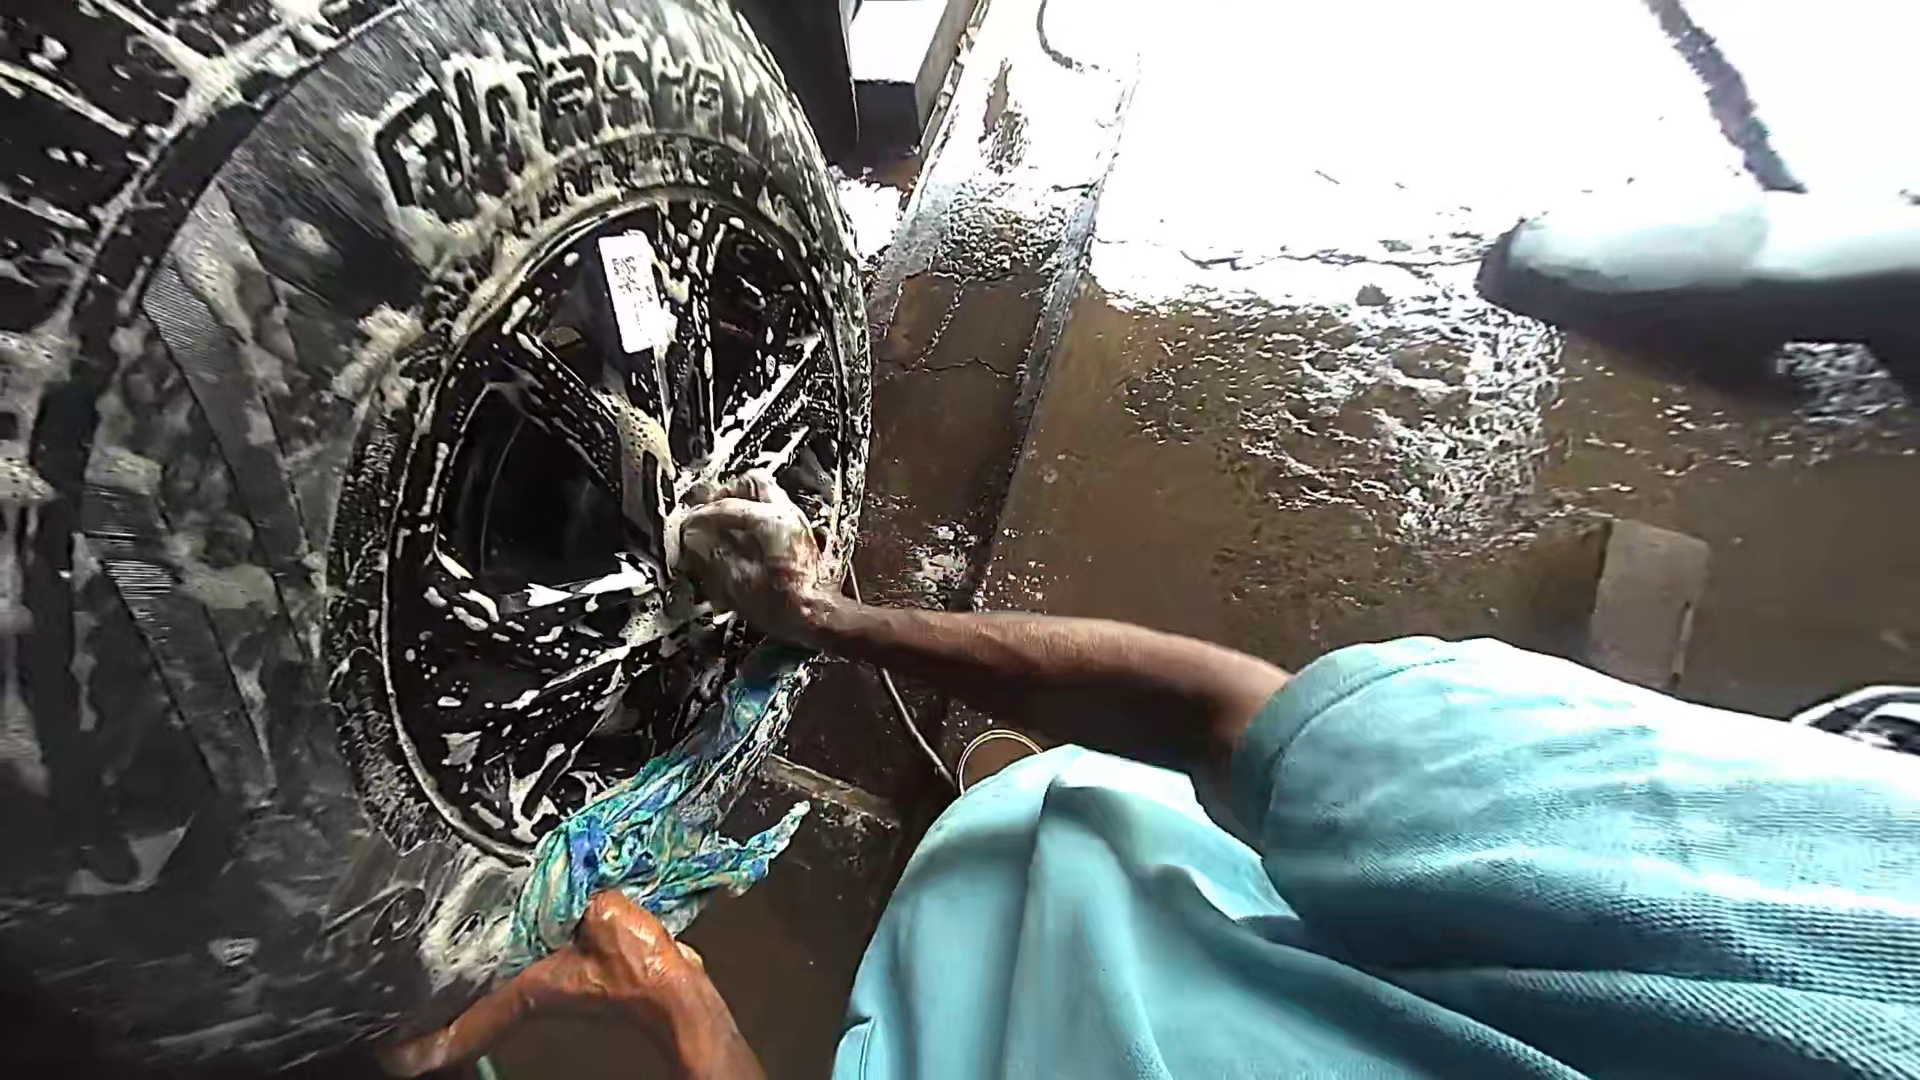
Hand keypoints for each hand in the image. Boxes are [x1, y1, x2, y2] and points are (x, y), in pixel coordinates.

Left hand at [380, 892, 761, 1079]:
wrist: (672, 989)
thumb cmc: (634, 967)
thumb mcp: (604, 916)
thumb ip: (583, 892)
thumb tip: (574, 873)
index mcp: (527, 989)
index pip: (454, 1031)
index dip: (412, 1045)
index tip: (383, 1045)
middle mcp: (535, 993)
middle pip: (477, 998)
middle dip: (452, 984)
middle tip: (429, 959)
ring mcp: (561, 984)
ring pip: (511, 973)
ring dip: (496, 956)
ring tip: (485, 924)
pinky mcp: (588, 969)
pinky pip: (548, 952)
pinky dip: (539, 938)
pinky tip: (551, 913)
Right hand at [673, 469, 838, 643]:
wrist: (818, 615)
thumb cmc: (786, 605)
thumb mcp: (737, 583)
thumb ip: (712, 554)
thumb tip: (695, 538)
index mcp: (771, 521)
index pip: (726, 505)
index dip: (700, 517)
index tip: (687, 529)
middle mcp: (787, 515)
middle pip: (752, 483)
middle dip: (725, 495)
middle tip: (707, 513)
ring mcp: (796, 523)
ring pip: (765, 495)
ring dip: (740, 505)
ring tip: (721, 526)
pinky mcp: (799, 535)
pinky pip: (772, 513)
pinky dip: (753, 518)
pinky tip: (740, 539)